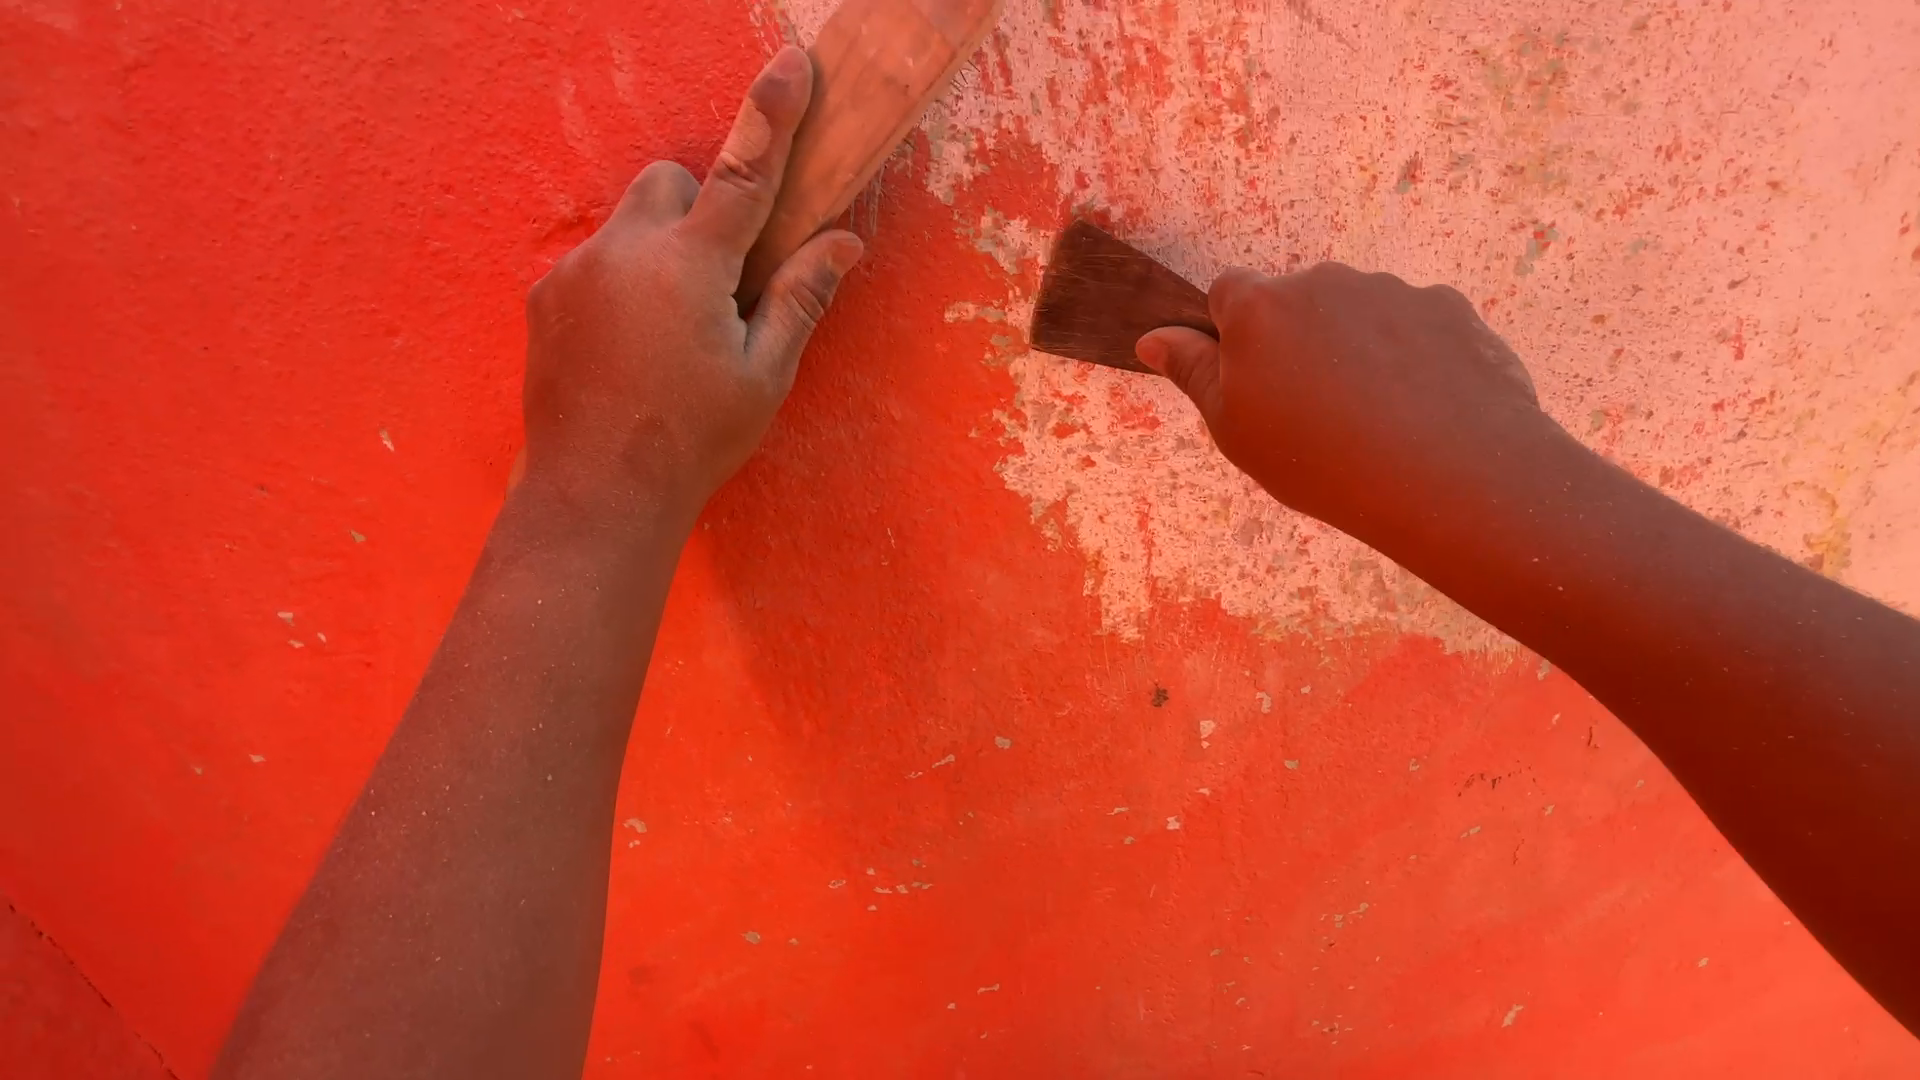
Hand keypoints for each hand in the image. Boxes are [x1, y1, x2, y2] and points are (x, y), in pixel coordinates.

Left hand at [519, 46, 862, 527]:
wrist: (598, 492)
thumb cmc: (694, 439)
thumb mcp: (763, 376)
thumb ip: (799, 299)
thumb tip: (843, 243)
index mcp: (690, 267)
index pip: (743, 174)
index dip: (773, 116)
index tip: (792, 63)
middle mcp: (625, 250)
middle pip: (669, 181)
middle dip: (700, 210)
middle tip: (720, 279)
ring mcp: (577, 270)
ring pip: (628, 221)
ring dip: (660, 249)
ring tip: (672, 327)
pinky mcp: (546, 296)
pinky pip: (594, 259)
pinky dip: (622, 281)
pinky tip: (631, 346)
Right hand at [1136, 264, 1552, 547]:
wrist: (1444, 475)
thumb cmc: (1312, 456)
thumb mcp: (1231, 425)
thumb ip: (1191, 371)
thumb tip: (1152, 338)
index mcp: (1261, 308)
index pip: (1227, 291)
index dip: (1231, 332)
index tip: (1249, 379)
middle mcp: (1325, 281)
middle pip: (1293, 301)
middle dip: (1293, 339)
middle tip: (1308, 409)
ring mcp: (1393, 290)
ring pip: (1354, 313)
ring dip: (1350, 347)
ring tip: (1369, 416)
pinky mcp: (1451, 309)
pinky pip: (1411, 326)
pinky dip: (1406, 356)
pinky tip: (1416, 409)